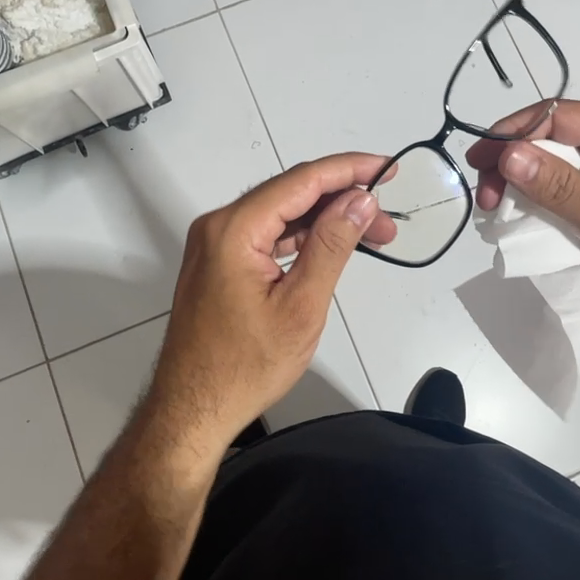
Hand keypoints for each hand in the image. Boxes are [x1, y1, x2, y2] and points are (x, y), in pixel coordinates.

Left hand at [142, 154, 396, 461]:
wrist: (191, 411)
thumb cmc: (246, 366)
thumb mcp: (300, 306)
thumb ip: (331, 246)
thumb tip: (360, 199)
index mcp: (234, 229)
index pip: (300, 181)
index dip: (348, 170)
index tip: (387, 168)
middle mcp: (219, 226)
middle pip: (289, 194)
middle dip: (342, 198)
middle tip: (387, 220)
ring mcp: (215, 244)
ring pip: (279, 215)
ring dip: (325, 220)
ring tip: (372, 234)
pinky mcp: (218, 263)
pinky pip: (266, 236)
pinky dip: (301, 238)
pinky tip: (332, 247)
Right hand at [465, 101, 579, 331]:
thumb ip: (562, 189)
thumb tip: (508, 155)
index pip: (562, 116)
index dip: (516, 131)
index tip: (480, 159)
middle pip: (553, 138)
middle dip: (513, 161)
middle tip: (484, 196)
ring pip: (553, 166)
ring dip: (520, 184)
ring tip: (493, 210)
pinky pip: (562, 193)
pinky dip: (536, 203)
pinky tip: (517, 220)